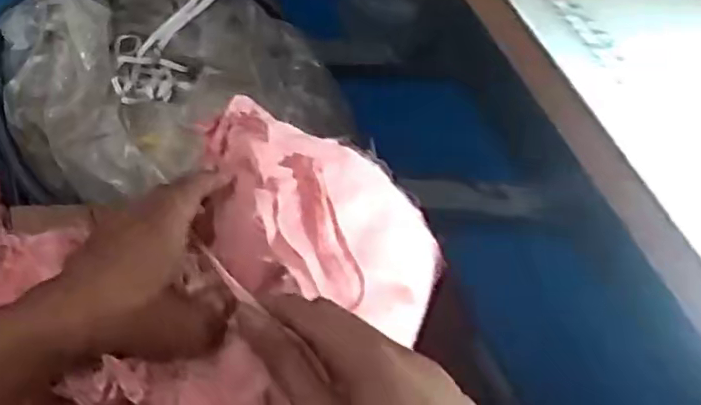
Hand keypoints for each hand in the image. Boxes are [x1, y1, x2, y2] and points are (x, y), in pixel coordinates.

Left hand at [36, 172, 232, 362]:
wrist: (72, 311)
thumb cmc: (134, 311)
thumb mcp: (186, 326)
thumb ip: (215, 314)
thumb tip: (229, 301)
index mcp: (165, 219)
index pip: (192, 187)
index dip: (212, 180)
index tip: (229, 176)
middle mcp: (141, 209)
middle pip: (172, 192)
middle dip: (195, 196)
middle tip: (216, 211)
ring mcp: (117, 219)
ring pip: (152, 204)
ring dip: (173, 210)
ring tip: (192, 231)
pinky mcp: (102, 234)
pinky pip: (136, 217)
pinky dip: (154, 223)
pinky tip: (158, 248)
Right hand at [237, 295, 474, 404]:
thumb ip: (286, 366)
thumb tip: (249, 316)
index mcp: (372, 352)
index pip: (306, 305)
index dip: (271, 311)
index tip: (246, 329)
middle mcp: (406, 352)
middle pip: (337, 321)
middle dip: (302, 332)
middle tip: (273, 361)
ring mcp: (437, 378)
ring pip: (367, 345)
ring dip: (334, 355)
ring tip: (313, 390)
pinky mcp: (454, 403)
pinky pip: (396, 371)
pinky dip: (367, 375)